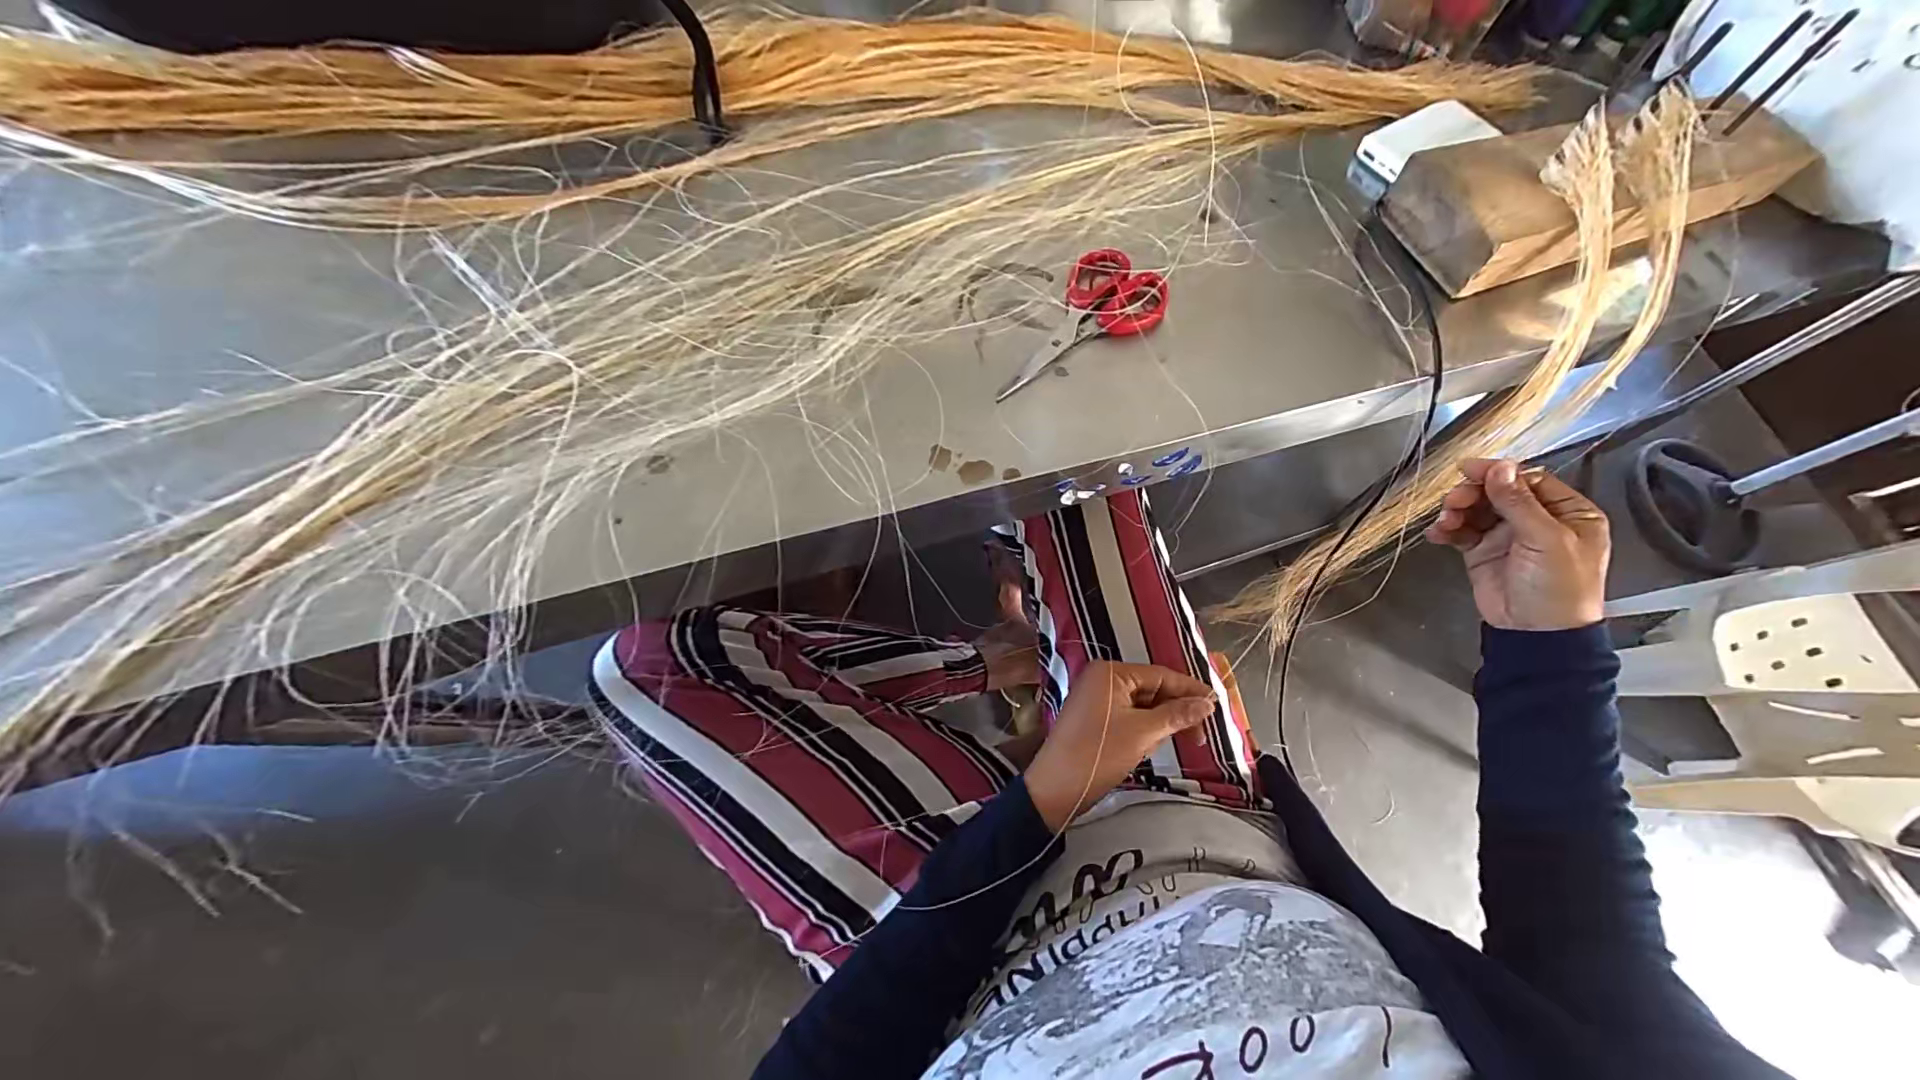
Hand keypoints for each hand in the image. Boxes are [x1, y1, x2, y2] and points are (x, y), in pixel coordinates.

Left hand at [1022, 661, 1214, 830]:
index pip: (1160, 675)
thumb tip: (1206, 702)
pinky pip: (1128, 717)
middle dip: (1175, 710)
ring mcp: (1096, 699)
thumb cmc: (1099, 754)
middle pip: (1152, 689)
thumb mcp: (1143, 732)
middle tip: (1200, 734)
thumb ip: (1177, 714)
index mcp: (1110, 673)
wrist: (1056, 787)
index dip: (1190, 690)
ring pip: (1142, 705)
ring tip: (1170, 743)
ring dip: (1160, 723)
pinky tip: (1151, 746)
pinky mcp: (1094, 719)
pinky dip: (1144, 730)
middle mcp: (1101, 679)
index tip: (1216, 706)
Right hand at [1424, 458, 1609, 631]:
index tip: (1470, 470)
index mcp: (1567, 513)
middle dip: (1472, 494)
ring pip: (1475, 510)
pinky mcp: (1482, 551)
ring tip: (1446, 521)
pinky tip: (1438, 533)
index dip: (1499, 474)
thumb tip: (1500, 468)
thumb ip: (1519, 503)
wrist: (1536, 633)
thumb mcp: (1545, 540)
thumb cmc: (1558, 587)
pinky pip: (1461, 532)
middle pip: (1497, 493)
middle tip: (1453, 500)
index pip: (1529, 481)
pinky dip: (1447, 530)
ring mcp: (1507, 536)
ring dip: (1456, 510)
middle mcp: (1536, 520)